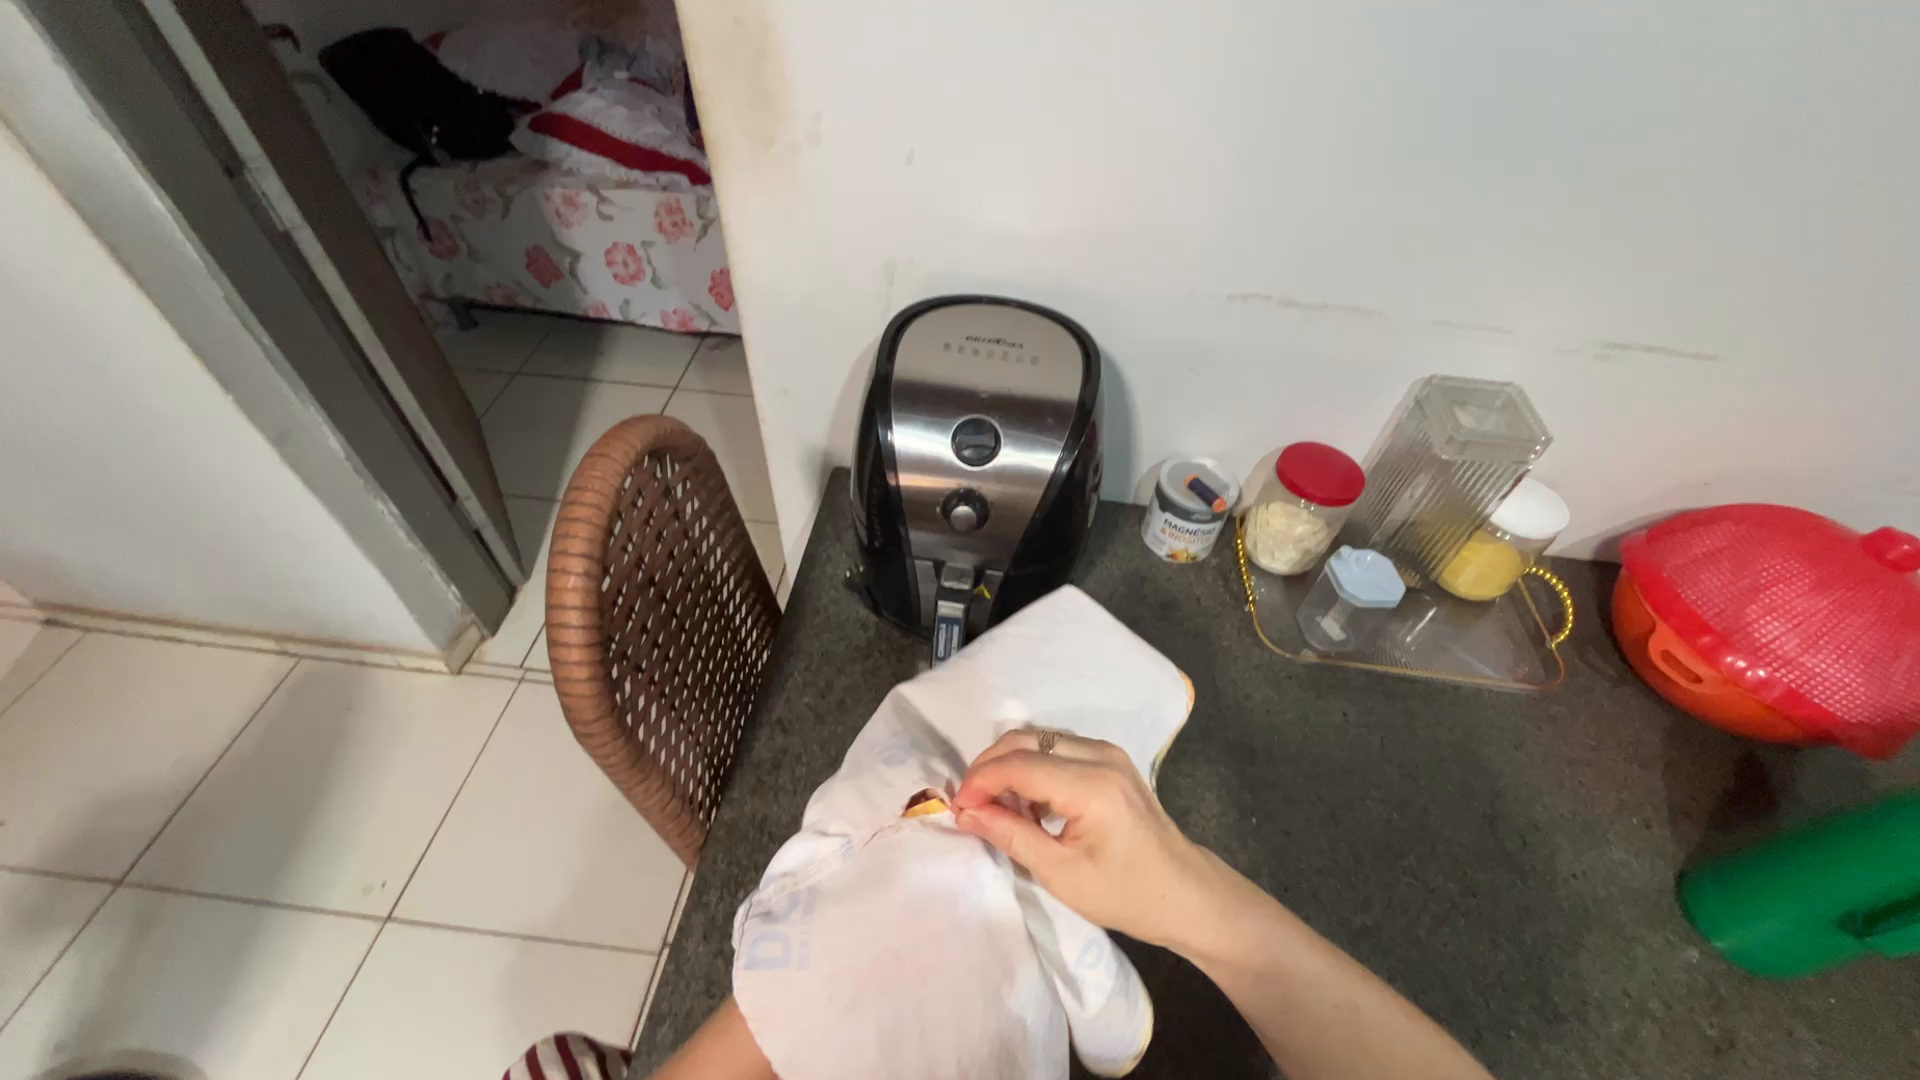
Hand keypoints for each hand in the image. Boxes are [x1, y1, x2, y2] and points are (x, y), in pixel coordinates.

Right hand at [950, 730, 1226, 948]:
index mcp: (1091, 785)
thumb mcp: (1061, 874)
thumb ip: (1011, 836)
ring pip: (1038, 738)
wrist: (1185, 893)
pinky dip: (1031, 766)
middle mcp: (1099, 755)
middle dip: (989, 767)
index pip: (1018, 764)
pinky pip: (1056, 747)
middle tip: (970, 804)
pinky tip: (1027, 802)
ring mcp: (1107, 752)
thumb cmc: (1126, 893)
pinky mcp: (1109, 758)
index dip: (980, 781)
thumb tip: (966, 812)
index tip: (957, 808)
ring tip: (997, 807)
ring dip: (1009, 765)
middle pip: (1025, 739)